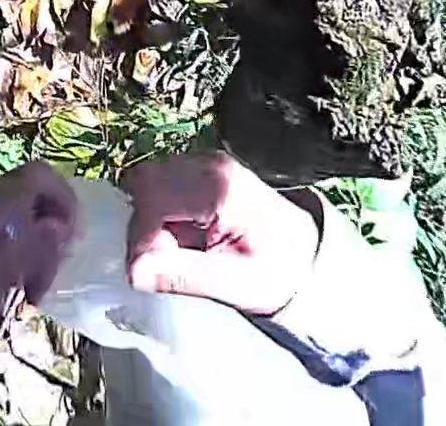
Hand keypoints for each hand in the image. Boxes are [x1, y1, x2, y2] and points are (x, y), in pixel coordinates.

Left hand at [0, 161, 77, 330]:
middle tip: (47, 278)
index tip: (71, 237)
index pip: (40, 174)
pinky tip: (8, 281)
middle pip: (31, 195)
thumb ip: (33, 249)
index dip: (64, 198)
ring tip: (28, 288)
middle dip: (48, 231)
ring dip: (31, 242)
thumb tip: (60, 227)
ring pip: (16, 210)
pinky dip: (12, 244)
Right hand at [121, 152, 320, 315]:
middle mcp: (208, 163)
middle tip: (161, 257)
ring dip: (149, 213)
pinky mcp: (201, 164)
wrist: (311, 254)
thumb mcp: (236, 285)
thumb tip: (135, 272)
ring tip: (175, 246)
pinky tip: (182, 231)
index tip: (142, 269)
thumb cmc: (279, 272)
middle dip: (143, 221)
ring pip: (149, 177)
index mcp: (219, 189)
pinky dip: (159, 205)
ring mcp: (204, 159)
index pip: (155, 199)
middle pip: (146, 181)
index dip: (141, 235)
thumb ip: (183, 275)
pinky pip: (161, 177)